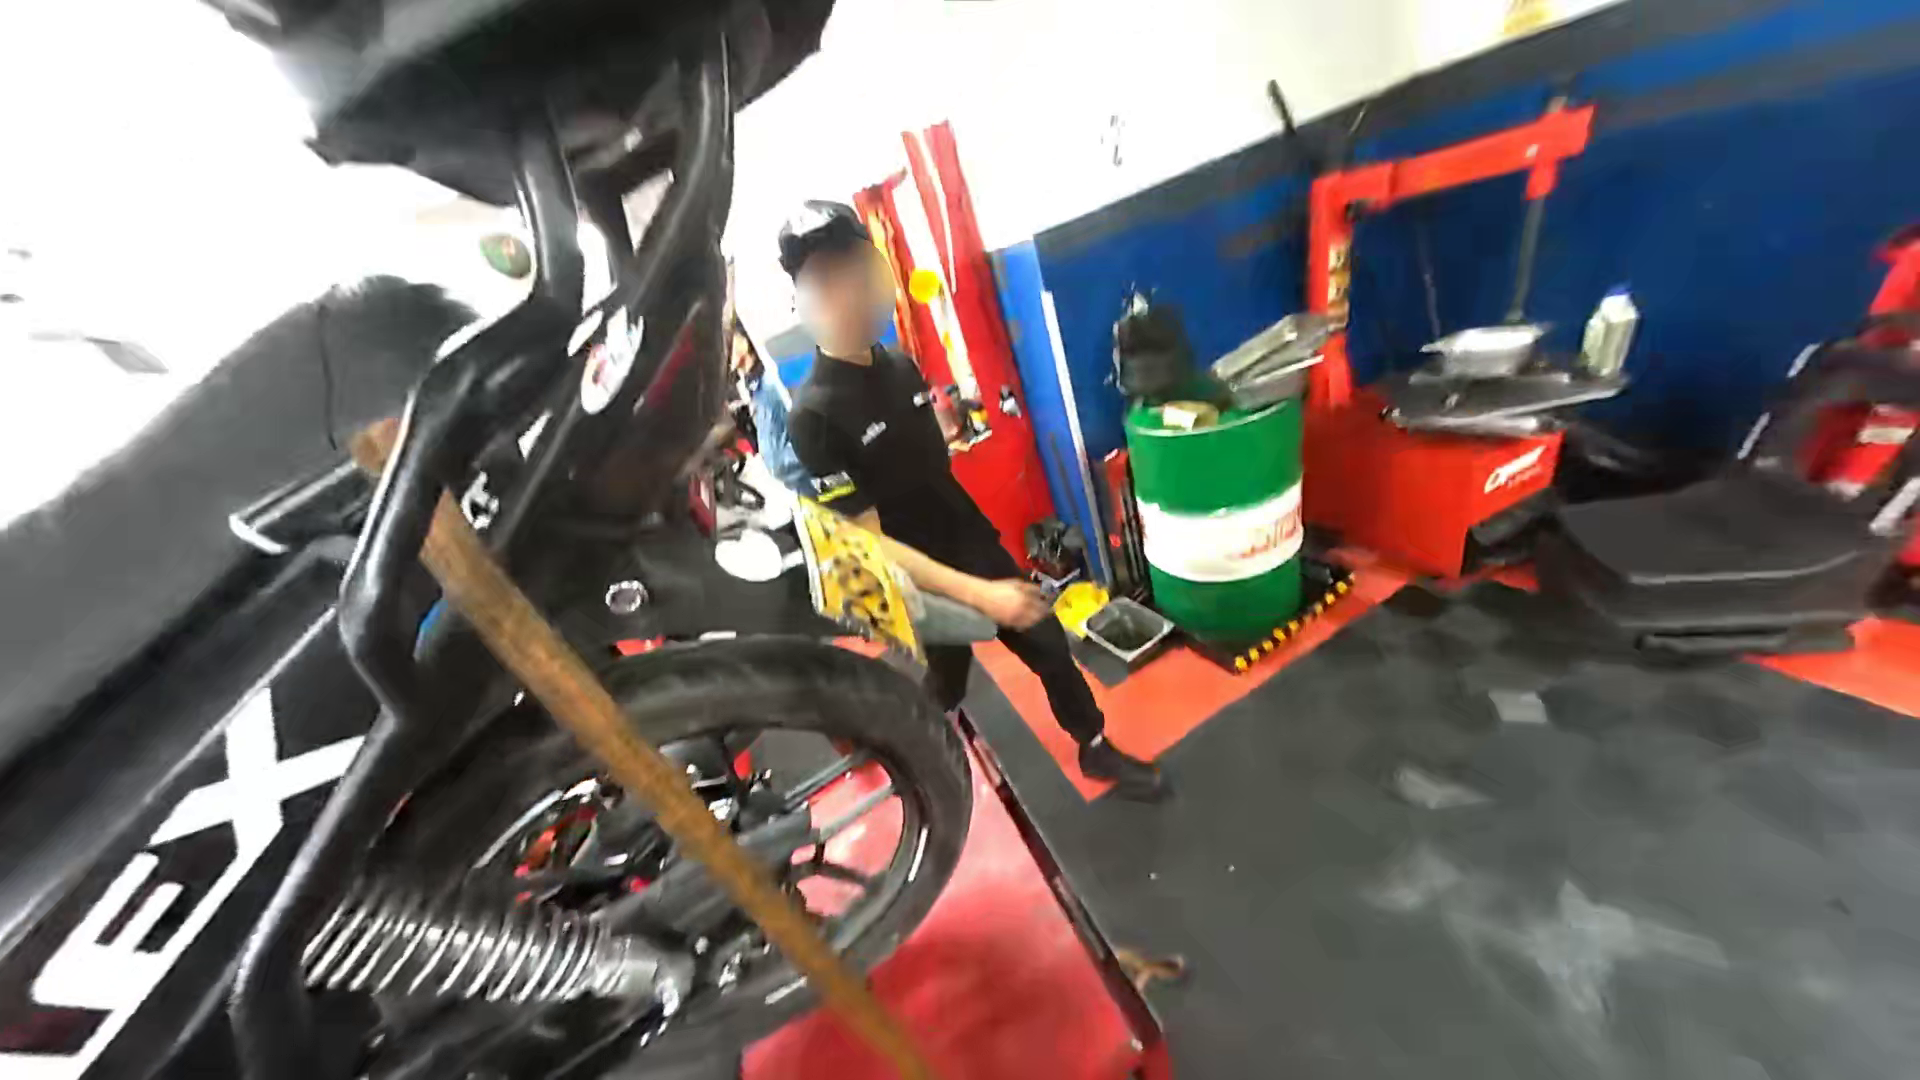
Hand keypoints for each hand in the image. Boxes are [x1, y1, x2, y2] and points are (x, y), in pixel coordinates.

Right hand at [971, 579, 1049, 629]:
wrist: (983, 596)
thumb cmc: (999, 587)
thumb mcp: (1016, 584)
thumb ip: (1029, 588)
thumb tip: (1041, 591)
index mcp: (1025, 598)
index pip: (1041, 604)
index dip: (1047, 605)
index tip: (1051, 605)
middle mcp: (1022, 609)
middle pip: (1038, 614)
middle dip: (1043, 614)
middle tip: (1046, 612)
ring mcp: (1015, 618)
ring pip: (1031, 622)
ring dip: (1036, 620)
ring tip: (1037, 618)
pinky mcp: (1009, 623)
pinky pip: (1021, 626)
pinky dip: (1026, 625)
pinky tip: (1026, 622)